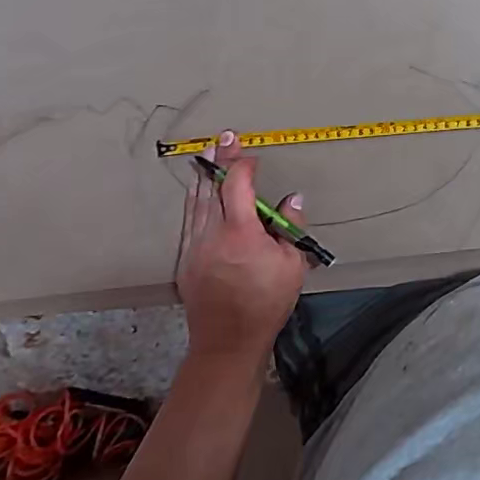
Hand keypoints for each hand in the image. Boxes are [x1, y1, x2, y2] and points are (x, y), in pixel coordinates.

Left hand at [175, 132, 307, 365]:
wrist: (228, 341)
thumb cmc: (266, 304)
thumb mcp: (292, 267)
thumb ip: (291, 228)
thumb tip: (293, 200)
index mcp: (241, 233)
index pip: (238, 186)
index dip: (243, 165)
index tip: (251, 157)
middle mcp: (212, 234)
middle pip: (212, 187)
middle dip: (219, 160)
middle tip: (224, 138)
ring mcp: (194, 246)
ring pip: (196, 202)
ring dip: (203, 177)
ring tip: (208, 156)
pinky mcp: (186, 260)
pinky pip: (190, 221)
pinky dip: (195, 201)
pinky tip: (198, 194)